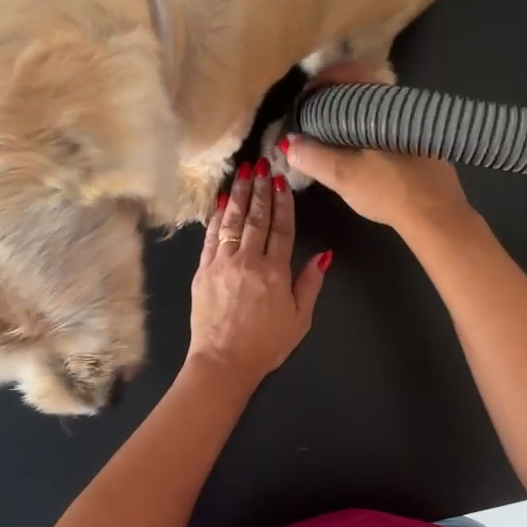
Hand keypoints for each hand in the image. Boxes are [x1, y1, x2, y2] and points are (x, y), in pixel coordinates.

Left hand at [186, 159, 329, 382]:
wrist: (223, 362)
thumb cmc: (266, 345)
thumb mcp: (300, 319)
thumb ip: (310, 283)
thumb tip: (323, 254)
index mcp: (275, 271)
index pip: (282, 228)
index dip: (283, 202)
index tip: (281, 180)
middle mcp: (248, 260)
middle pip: (256, 218)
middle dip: (260, 189)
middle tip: (262, 164)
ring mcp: (222, 263)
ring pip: (232, 221)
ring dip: (238, 195)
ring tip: (243, 173)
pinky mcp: (203, 271)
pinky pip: (211, 237)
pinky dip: (217, 217)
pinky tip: (221, 202)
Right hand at [282, 63, 474, 233]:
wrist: (436, 216)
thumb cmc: (389, 190)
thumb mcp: (343, 176)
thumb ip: (313, 157)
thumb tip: (289, 144)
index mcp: (382, 104)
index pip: (349, 72)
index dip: (322, 80)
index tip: (304, 97)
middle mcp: (401, 105)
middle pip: (363, 90)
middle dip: (335, 100)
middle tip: (314, 118)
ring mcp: (416, 125)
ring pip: (377, 111)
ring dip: (353, 118)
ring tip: (332, 137)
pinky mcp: (424, 144)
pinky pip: (390, 127)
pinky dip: (370, 131)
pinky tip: (363, 153)